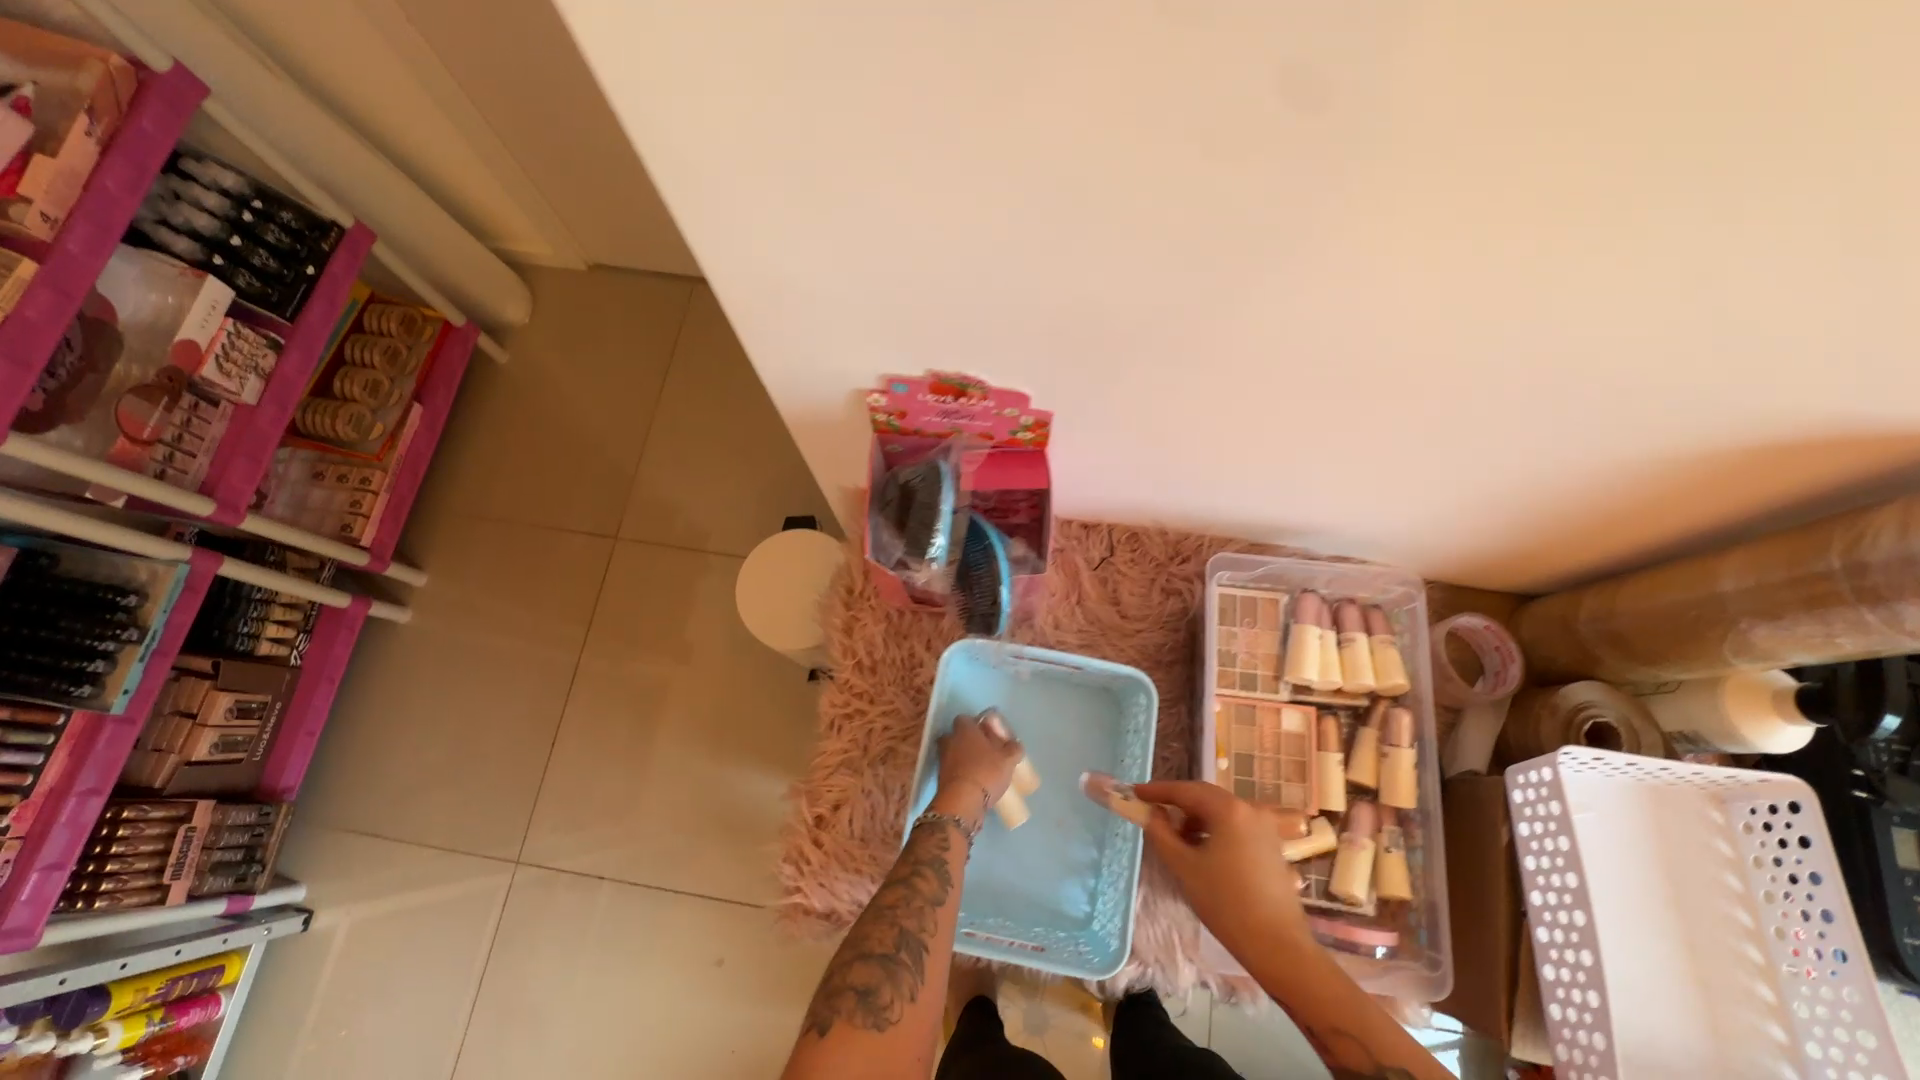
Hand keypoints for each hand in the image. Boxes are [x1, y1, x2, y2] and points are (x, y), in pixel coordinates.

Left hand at [933, 712, 1023, 820]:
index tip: (988, 734)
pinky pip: (952, 770)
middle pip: (957, 736)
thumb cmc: (986, 772)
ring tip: (980, 769)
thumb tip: (1014, 744)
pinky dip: (960, 773)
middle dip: (968, 742)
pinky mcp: (940, 778)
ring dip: (963, 759)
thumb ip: (1013, 748)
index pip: (965, 719)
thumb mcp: (1008, 759)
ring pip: (953, 753)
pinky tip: (974, 782)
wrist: (962, 802)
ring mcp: (942, 759)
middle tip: (984, 751)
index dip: (976, 726)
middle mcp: (949, 740)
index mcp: (964, 729)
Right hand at [1131, 781, 1314, 961]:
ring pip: (1222, 813)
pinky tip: (1204, 853)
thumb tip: (1153, 813)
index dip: (1158, 790)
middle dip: (1178, 804)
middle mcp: (1251, 810)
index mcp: (1229, 810)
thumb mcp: (1183, 866)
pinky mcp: (1273, 845)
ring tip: (1178, 840)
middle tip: (1153, 813)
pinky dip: (1215, 831)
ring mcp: (1266, 827)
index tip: (1136, 792)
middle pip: (1206, 798)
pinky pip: (1237, 827)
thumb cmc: (1224, 902)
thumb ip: (1161, 833)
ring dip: (1197, 820)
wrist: (1275, 943)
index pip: (1186, 790)